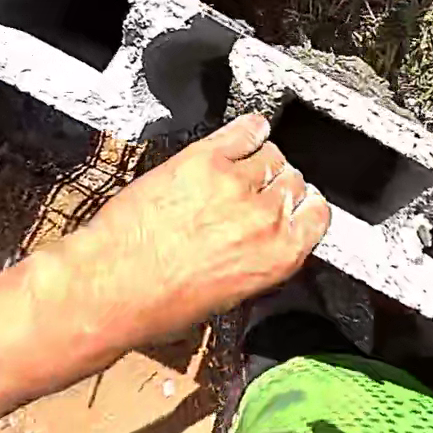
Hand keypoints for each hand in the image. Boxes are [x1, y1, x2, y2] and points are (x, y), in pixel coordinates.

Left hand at [46, 113, 330, 354]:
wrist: (113, 284)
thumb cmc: (161, 302)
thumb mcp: (231, 293)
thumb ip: (260, 257)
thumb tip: (265, 237)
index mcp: (279, 255)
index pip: (318, 215)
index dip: (305, 207)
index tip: (296, 203)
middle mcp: (266, 217)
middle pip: (294, 181)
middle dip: (278, 185)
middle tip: (256, 191)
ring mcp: (236, 183)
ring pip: (270, 154)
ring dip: (260, 161)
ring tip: (241, 169)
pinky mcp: (205, 159)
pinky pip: (244, 131)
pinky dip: (250, 129)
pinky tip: (248, 132)